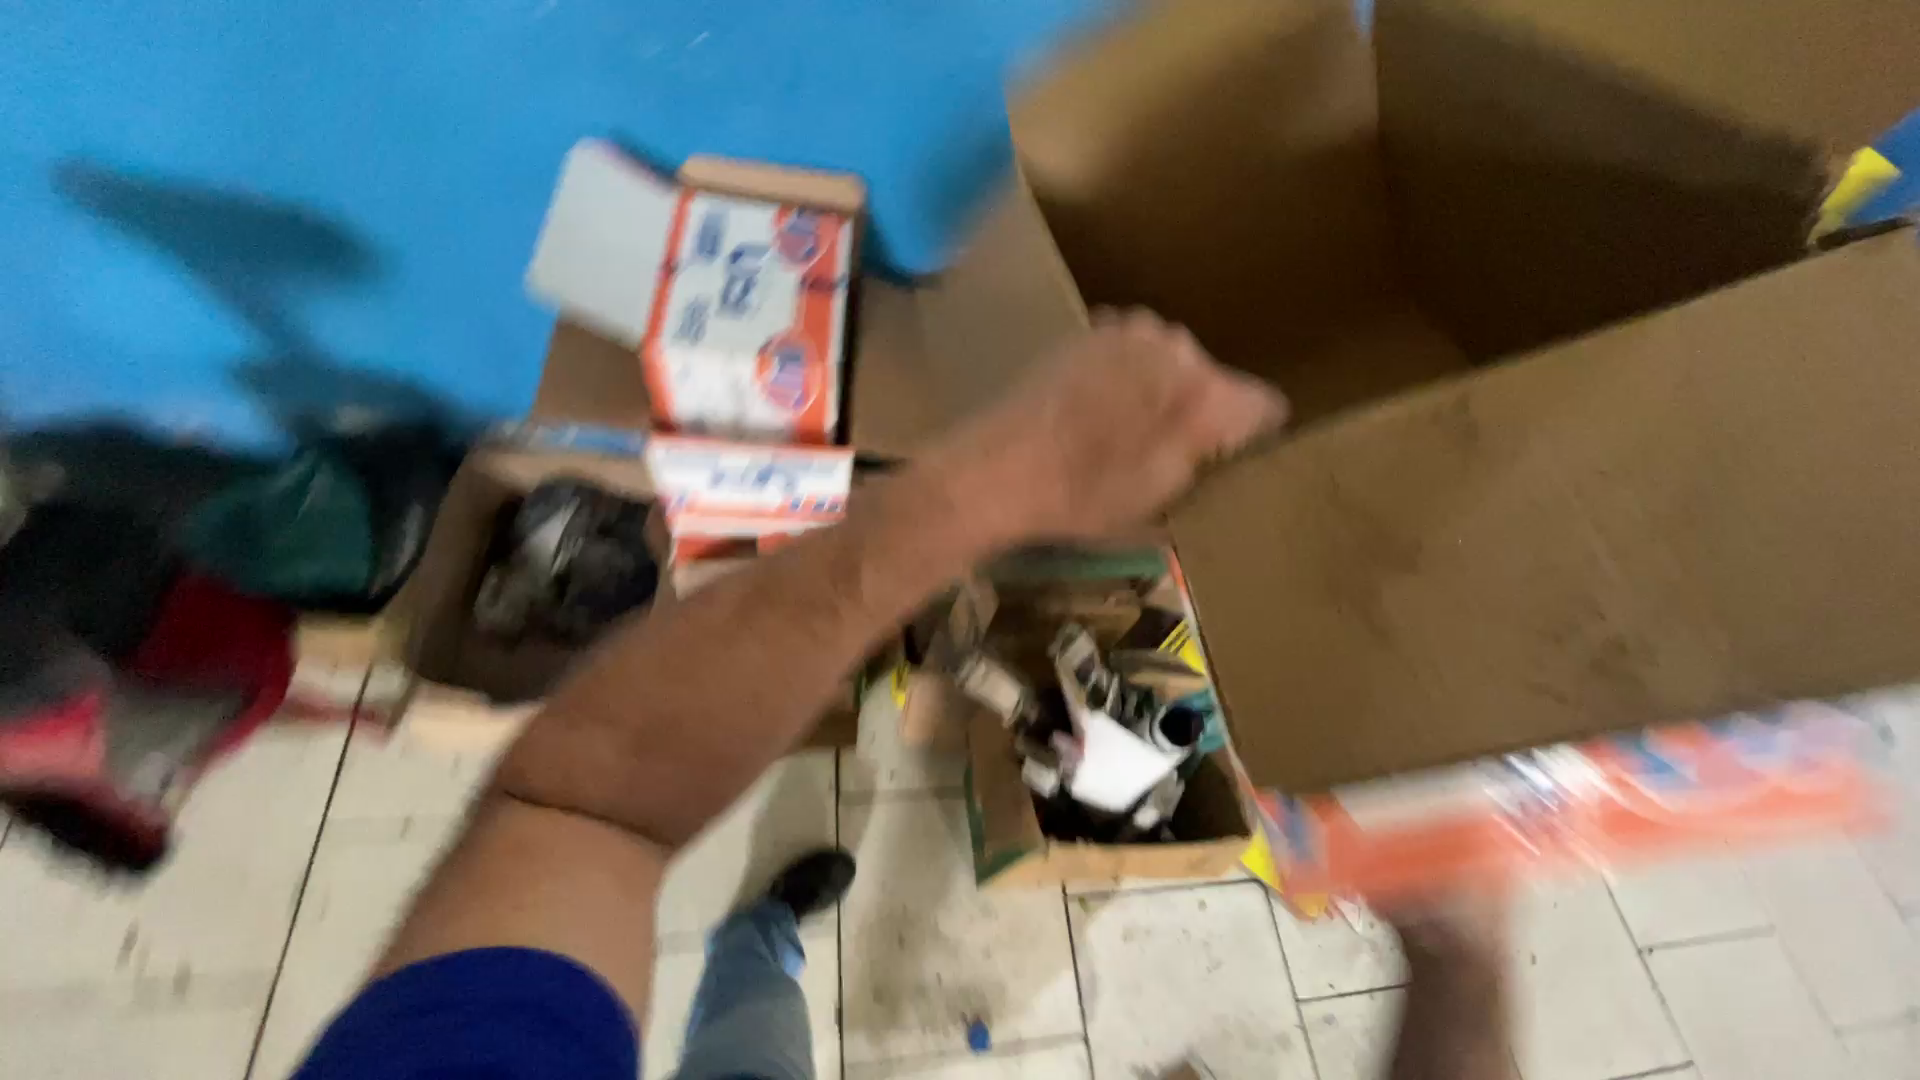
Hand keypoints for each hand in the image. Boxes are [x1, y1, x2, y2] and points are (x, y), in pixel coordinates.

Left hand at [930, 309, 1287, 542]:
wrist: (997, 469)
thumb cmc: (1083, 493)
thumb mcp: (1159, 490)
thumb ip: (1205, 447)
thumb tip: (1228, 421)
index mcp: (1204, 390)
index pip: (1259, 404)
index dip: (1253, 431)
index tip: (1237, 452)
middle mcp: (1172, 346)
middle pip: (1206, 376)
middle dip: (1197, 407)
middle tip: (1169, 450)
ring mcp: (1125, 330)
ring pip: (1163, 361)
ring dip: (1156, 389)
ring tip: (1125, 433)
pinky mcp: (1085, 334)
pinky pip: (1125, 356)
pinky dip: (1121, 379)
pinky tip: (1094, 413)